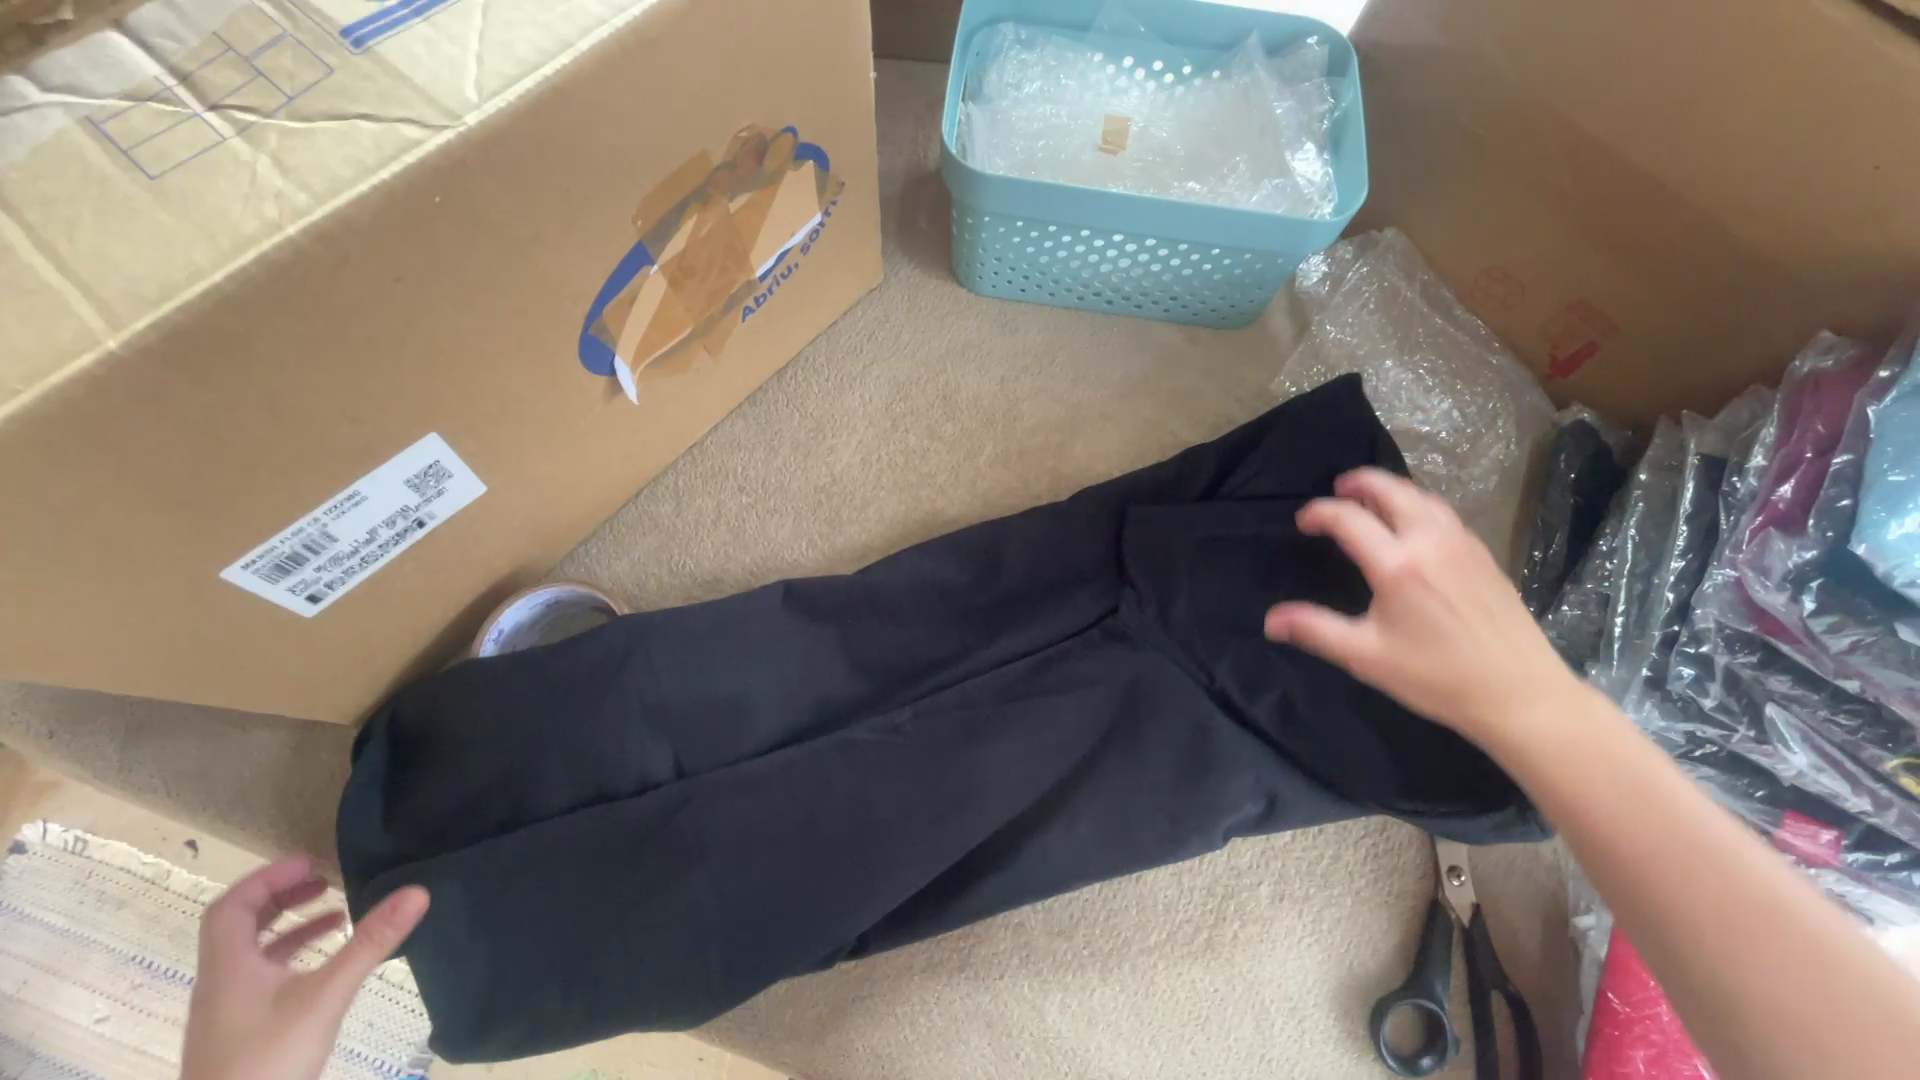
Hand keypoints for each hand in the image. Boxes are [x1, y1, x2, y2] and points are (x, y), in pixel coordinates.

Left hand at [181, 853, 429, 1079]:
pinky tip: (329, 967)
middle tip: (327, 880)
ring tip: (339, 915)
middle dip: (283, 897)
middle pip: (240, 926)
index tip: (312, 861)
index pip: (233, 906)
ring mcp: (229, 1012)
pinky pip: (264, 978)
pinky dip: (295, 958)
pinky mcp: (242, 1033)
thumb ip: (370, 943)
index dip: (268, 877)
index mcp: (228, 968)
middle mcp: (221, 984)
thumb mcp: (327, 995)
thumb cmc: (269, 1059)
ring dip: (292, 927)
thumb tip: (418, 890)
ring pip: (254, 954)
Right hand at [1263, 467, 1582, 745]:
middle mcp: (1431, 543)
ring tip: (1373, 500)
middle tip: (1339, 488)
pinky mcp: (1485, 557)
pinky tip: (1414, 526)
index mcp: (1397, 565)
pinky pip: (1446, 515)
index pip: (1349, 519)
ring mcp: (1464, 546)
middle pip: (1393, 492)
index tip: (1303, 522)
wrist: (1521, 694)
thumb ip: (1316, 631)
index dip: (1320, 513)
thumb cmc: (1436, 677)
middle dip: (1361, 483)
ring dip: (1393, 490)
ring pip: (1424, 498)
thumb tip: (1271, 621)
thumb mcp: (1366, 657)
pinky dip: (1420, 506)